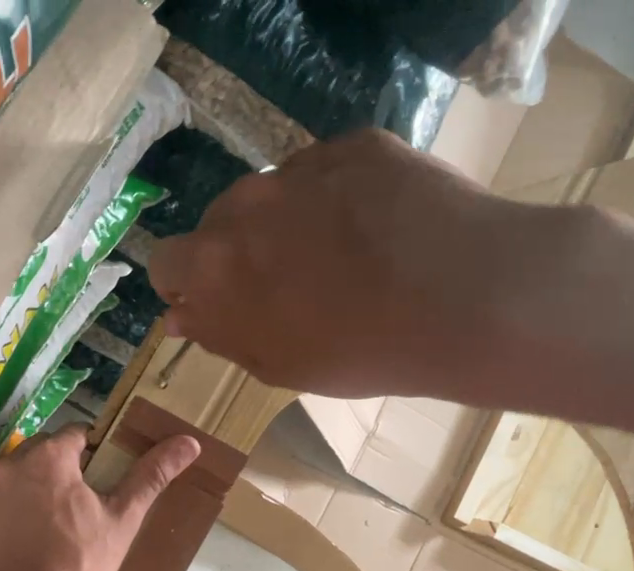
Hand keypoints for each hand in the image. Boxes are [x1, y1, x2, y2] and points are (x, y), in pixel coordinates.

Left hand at [0, 426, 199, 570]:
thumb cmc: (79, 566)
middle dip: (58, 473)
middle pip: (41, 454)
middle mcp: (8, 463)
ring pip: (12, 478)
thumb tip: (188, 442)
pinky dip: (2, 514)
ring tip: (44, 530)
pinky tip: (16, 542)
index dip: (91, 457)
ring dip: (28, 491)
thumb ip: (151, 476)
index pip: (77, 435)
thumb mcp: (122, 520)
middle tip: (74, 511)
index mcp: (49, 456)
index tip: (97, 486)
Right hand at [148, 129, 550, 402]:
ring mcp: (301, 167)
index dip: (186, 284)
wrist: (467, 298)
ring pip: (272, 194)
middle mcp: (245, 204)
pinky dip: (336, 195)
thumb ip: (218, 333)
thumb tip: (180, 315)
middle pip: (219, 223)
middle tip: (286, 284)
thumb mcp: (276, 364)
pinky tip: (377, 227)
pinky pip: (325, 170)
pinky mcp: (356, 144)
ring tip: (338, 253)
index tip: (215, 301)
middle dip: (237, 251)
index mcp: (214, 265)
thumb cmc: (360, 351)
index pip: (166, 262)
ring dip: (285, 221)